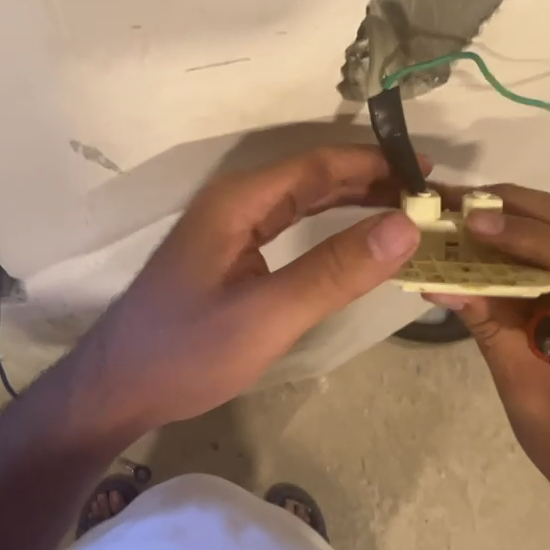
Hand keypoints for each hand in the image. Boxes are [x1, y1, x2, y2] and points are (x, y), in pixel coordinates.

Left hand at [73, 146, 420, 435]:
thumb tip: (406, 224)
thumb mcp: (269, 315)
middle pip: (313, 176)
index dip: (376, 164)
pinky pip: (288, 222)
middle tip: (429, 195)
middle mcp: (235, 201)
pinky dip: (328, 223)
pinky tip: (356, 235)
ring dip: (353, 200)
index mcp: (239, 200)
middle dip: (371, 180)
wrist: (120, 385)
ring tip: (407, 209)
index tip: (429, 174)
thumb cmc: (189, 351)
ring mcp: (229, 226)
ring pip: (302, 198)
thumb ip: (336, 270)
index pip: (319, 165)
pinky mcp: (229, 251)